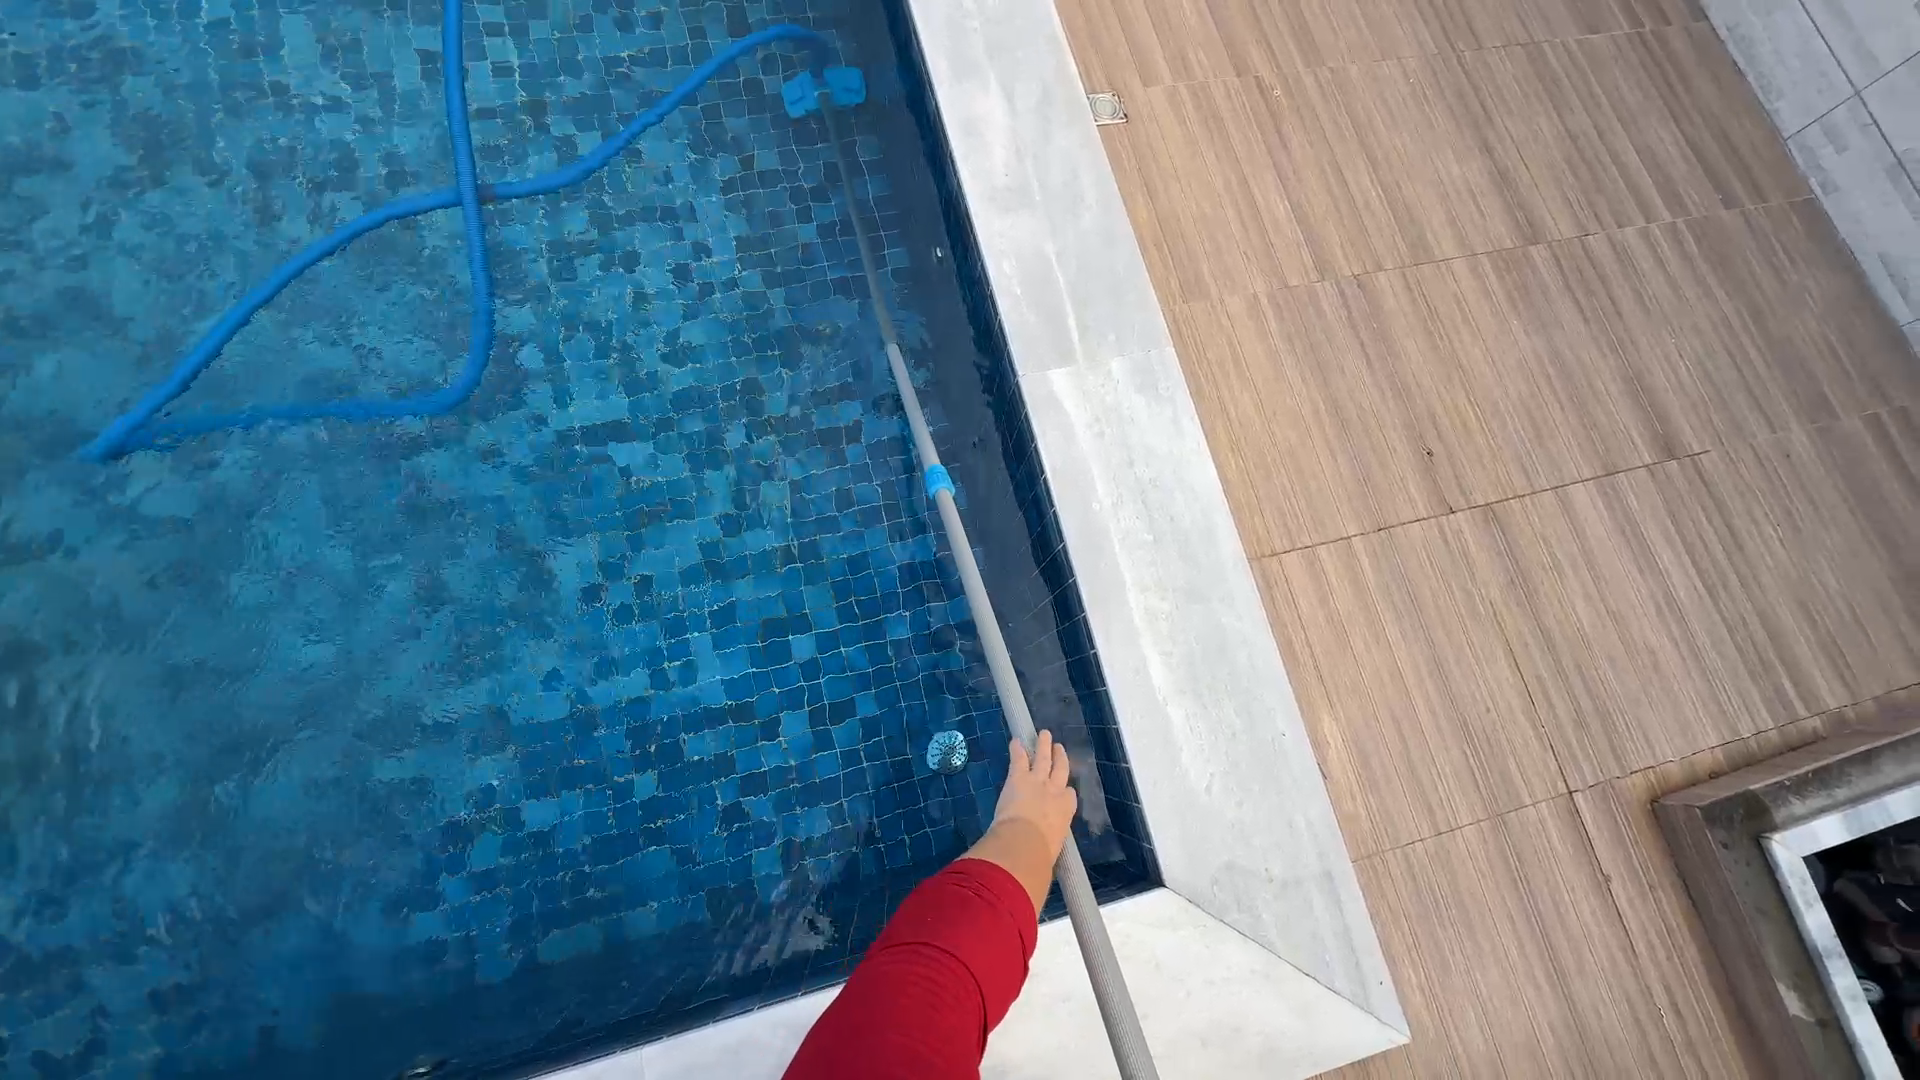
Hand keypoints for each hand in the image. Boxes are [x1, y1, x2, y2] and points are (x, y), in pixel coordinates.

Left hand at [965, 730, 1078, 913]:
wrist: (1024, 842)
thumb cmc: (1037, 857)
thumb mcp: (1046, 860)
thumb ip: (1042, 865)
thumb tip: (1034, 888)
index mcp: (1065, 815)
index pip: (1069, 798)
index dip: (1064, 792)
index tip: (1062, 788)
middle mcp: (1054, 794)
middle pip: (1060, 771)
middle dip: (1060, 759)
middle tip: (1059, 747)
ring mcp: (1037, 782)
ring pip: (1043, 759)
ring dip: (1043, 746)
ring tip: (1044, 735)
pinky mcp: (1018, 776)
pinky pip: (1019, 758)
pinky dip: (1017, 749)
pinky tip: (1015, 740)